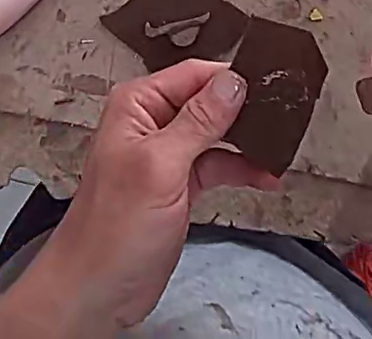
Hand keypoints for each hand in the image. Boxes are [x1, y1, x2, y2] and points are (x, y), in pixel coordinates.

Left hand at [0, 60, 279, 336]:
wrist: (93, 299)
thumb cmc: (108, 234)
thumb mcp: (160, 168)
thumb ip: (199, 121)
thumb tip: (232, 82)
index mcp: (139, 105)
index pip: (194, 73)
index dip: (229, 78)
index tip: (264, 85)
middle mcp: (153, 121)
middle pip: (209, 100)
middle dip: (243, 110)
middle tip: (277, 117)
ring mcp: (168, 152)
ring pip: (218, 131)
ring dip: (247, 141)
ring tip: (277, 147)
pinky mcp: (180, 180)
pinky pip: (218, 162)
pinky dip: (241, 168)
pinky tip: (264, 174)